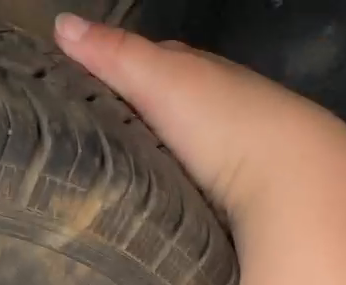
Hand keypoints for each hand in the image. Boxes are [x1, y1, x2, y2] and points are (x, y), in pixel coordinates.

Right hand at [53, 14, 345, 240]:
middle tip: (66, 140)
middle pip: (151, 106)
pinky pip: (166, 182)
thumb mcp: (159, 79)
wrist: (285, 178)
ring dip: (129, 158)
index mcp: (195, 72)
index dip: (105, 69)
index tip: (63, 89)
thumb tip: (60, 22)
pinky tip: (123, 201)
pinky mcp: (210, 191)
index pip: (145, 60)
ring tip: (83, 177)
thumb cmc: (222, 119)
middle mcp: (207, 105)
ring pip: (158, 147)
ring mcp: (211, 150)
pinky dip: (144, 186)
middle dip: (115, 117)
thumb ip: (114, 54)